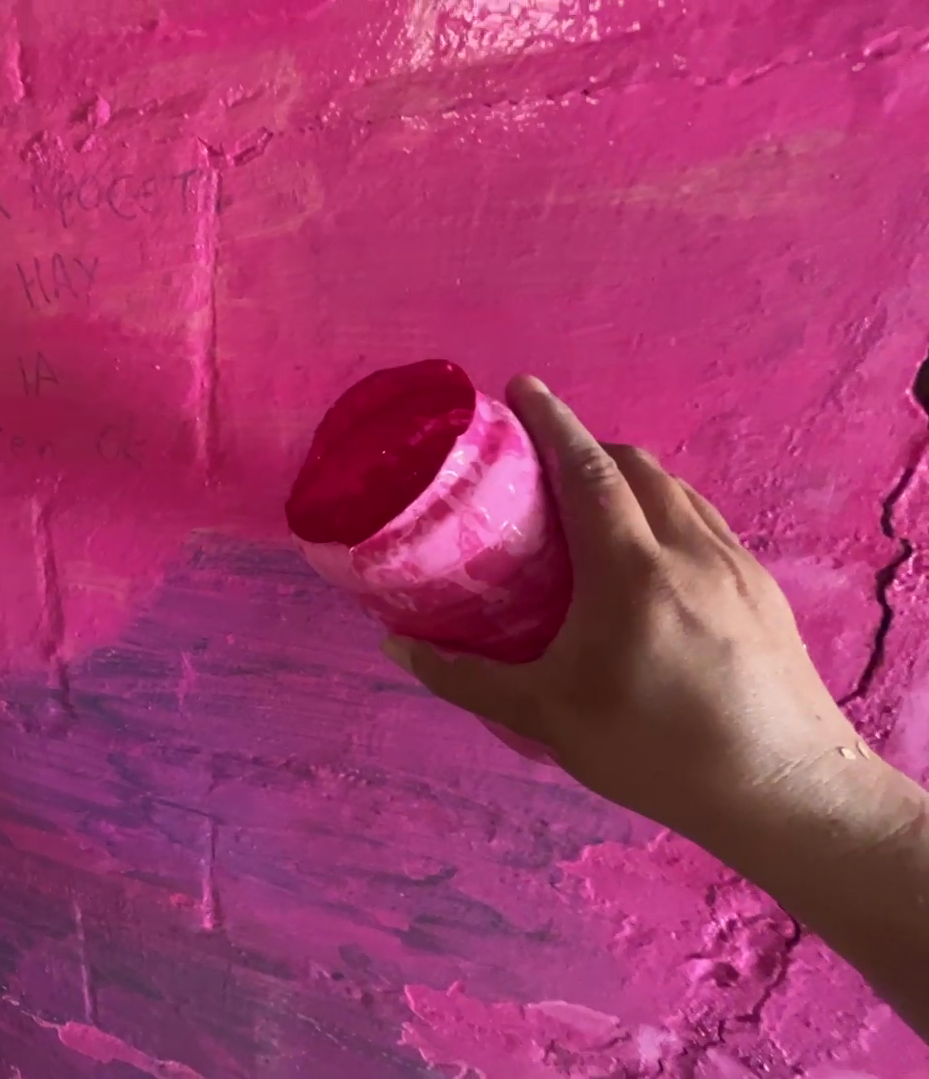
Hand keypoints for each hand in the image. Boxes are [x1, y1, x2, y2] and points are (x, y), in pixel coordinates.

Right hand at [384, 375, 877, 847]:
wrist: (793, 798)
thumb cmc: (654, 748)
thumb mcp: (541, 715)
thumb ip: (460, 676)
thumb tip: (393, 645)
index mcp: (633, 573)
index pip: (591, 475)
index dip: (553, 425)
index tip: (522, 388)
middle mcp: (691, 554)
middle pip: (638, 468)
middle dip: (584, 446)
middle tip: (531, 460)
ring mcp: (736, 569)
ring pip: (676, 490)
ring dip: (623, 475)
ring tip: (575, 497)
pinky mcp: (759, 592)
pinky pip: (699, 519)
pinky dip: (655, 506)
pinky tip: (632, 548)